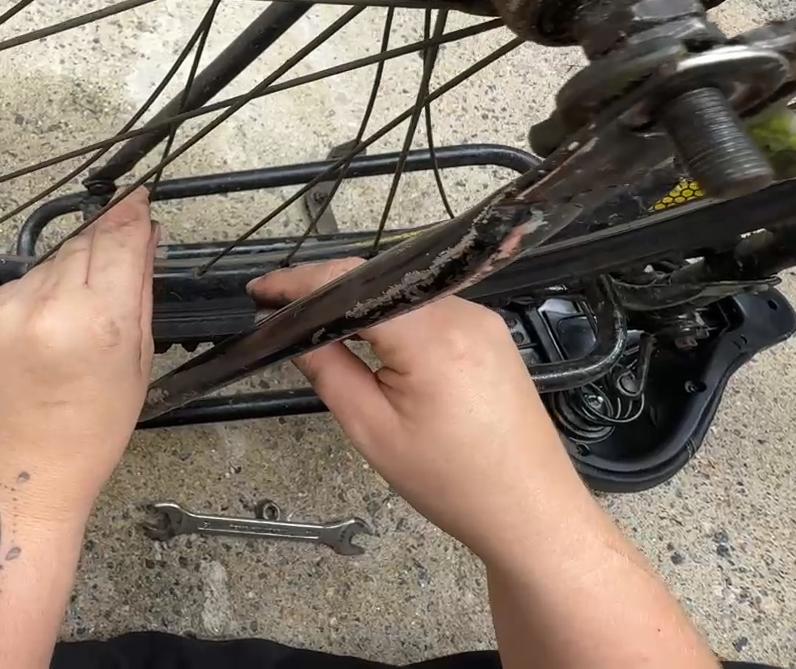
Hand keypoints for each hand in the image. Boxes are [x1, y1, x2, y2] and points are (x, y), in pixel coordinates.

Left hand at [0, 190, 156, 523]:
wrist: (21, 472)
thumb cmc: (92, 429)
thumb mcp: (136, 360)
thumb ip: (138, 288)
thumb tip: (142, 234)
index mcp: (96, 322)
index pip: (117, 241)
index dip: (130, 214)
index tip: (138, 196)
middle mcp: (45, 306)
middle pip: (83, 244)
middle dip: (104, 243)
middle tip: (117, 258)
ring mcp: (4, 308)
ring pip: (50, 263)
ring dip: (69, 273)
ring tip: (77, 317)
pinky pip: (19, 284)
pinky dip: (37, 294)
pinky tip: (45, 329)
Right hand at [253, 259, 598, 567]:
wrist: (534, 516)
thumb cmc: (454, 482)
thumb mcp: (371, 429)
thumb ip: (326, 369)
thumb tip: (291, 332)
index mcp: (432, 337)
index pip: (350, 284)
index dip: (299, 282)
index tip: (261, 291)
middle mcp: (460, 313)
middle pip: (374, 280)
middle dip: (322, 289)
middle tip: (278, 308)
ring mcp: (478, 318)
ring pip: (397, 290)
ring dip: (354, 301)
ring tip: (313, 321)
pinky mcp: (486, 331)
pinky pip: (422, 305)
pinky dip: (386, 313)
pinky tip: (363, 333)